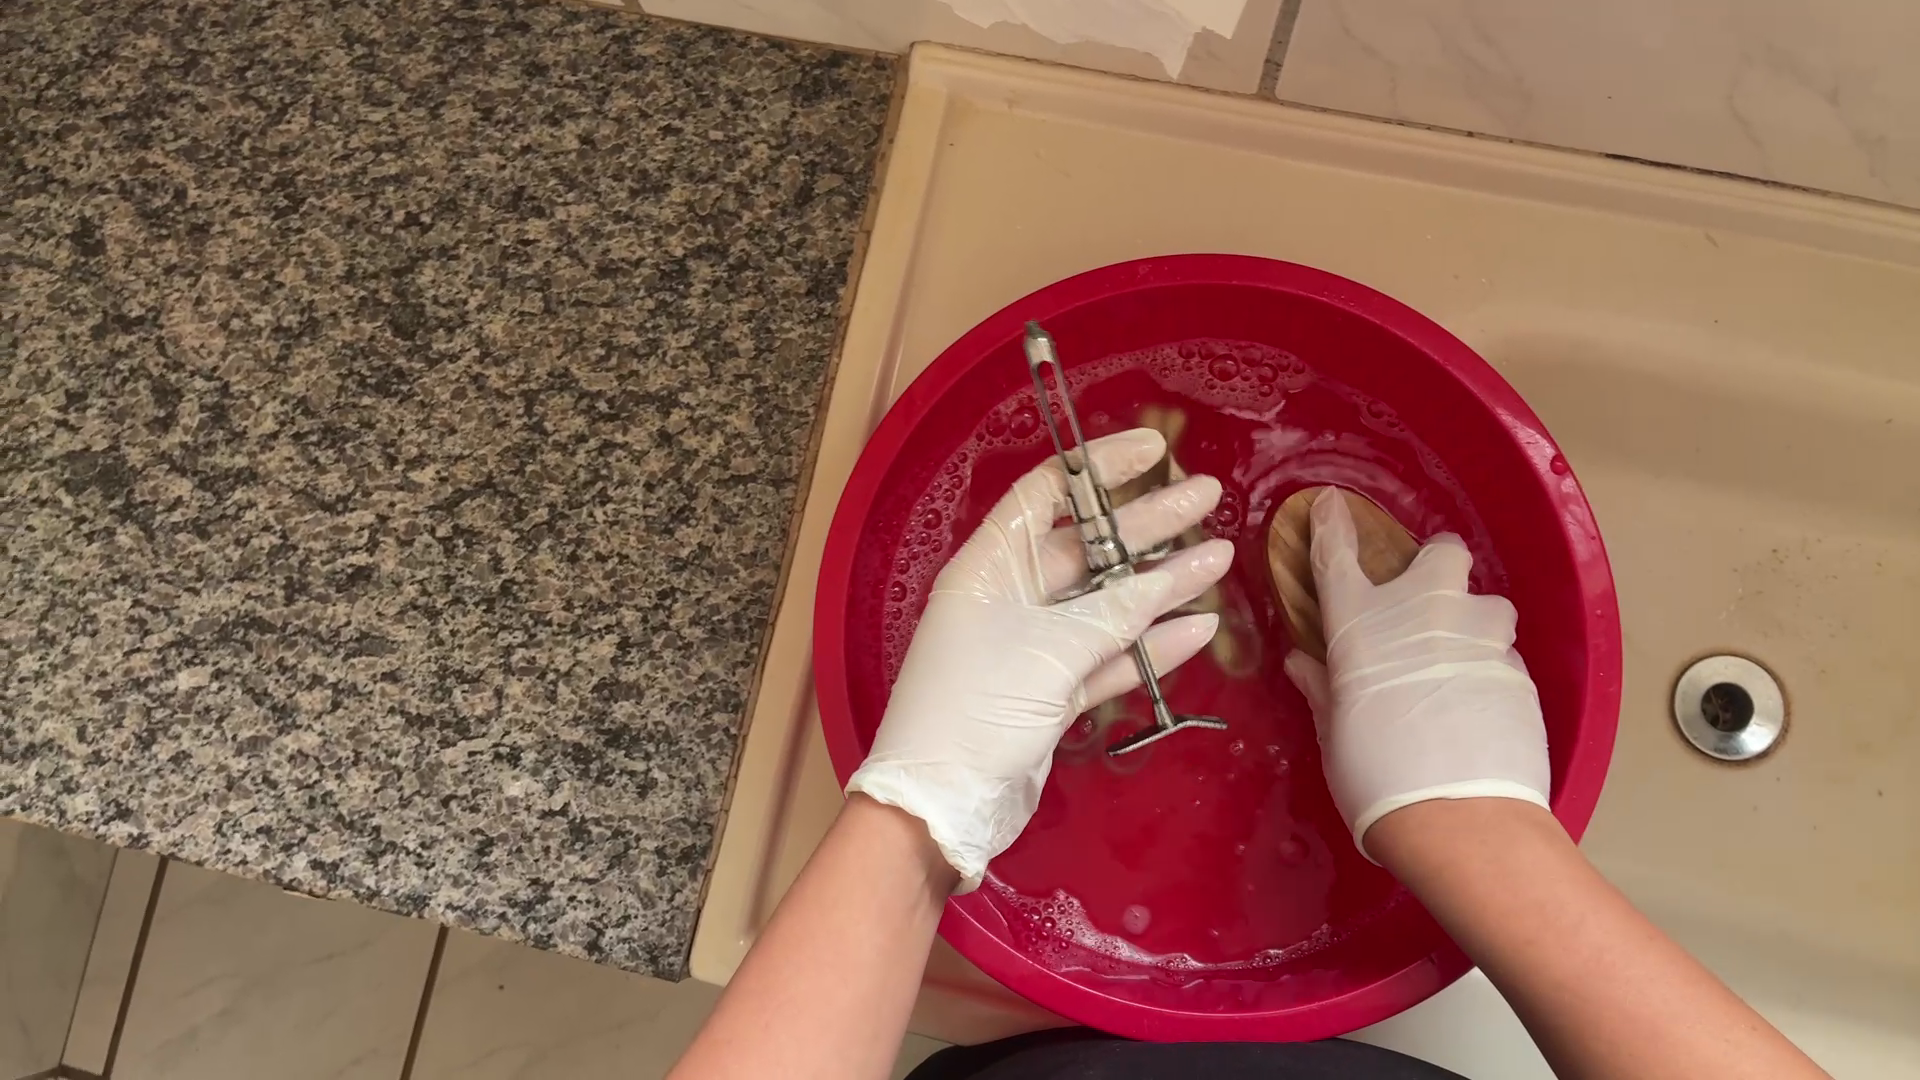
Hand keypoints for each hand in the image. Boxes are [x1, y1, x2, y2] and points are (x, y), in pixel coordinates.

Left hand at [847, 428, 1233, 890]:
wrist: (943, 802)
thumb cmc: (978, 706)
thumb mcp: (1048, 649)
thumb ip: (1113, 613)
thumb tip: (1172, 581)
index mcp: (990, 565)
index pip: (1045, 494)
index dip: (1098, 468)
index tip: (1154, 450)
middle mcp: (1011, 595)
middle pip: (1087, 545)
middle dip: (1146, 523)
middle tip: (1206, 495)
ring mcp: (1033, 644)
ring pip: (1105, 603)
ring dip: (1159, 584)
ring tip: (1218, 555)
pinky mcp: (1051, 689)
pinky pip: (1106, 656)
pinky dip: (1147, 645)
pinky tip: (1198, 627)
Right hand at [1282, 488, 1549, 859]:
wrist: (1458, 817)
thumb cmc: (1371, 769)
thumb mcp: (1333, 727)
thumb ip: (1323, 686)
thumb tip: (1304, 662)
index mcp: (1359, 622)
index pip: (1336, 556)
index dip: (1332, 524)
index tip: (1331, 502)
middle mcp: (1421, 613)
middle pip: (1441, 553)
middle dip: (1436, 565)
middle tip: (1425, 602)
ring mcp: (1478, 637)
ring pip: (1486, 606)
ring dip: (1471, 623)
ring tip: (1457, 662)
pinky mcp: (1519, 670)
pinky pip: (1502, 652)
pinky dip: (1487, 667)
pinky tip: (1476, 705)